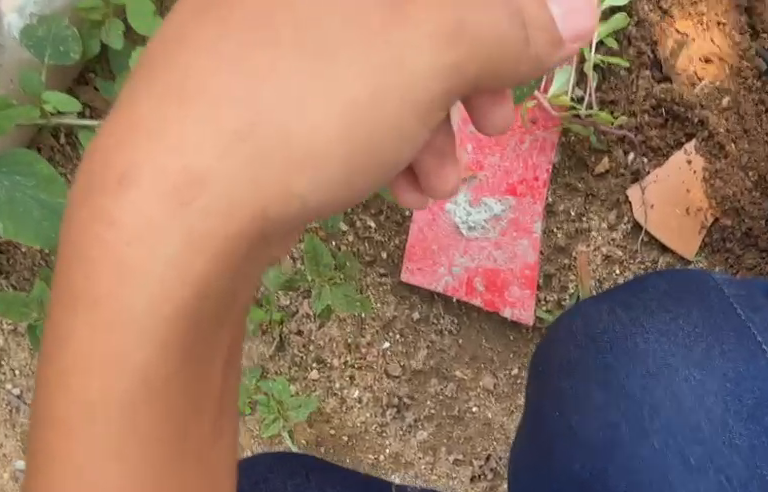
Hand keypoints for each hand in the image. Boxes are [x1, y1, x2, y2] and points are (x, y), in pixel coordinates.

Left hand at [70, 0, 595, 272]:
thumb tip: (581, 13)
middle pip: (428, 15)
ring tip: (435, 185)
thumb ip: (509, 29)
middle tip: (498, 126)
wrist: (186, 197)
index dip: (505, 18)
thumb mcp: (431, 55)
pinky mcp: (272, 87)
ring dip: (436, 130)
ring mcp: (283, 29)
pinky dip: (392, 144)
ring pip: (395, 65)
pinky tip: (399, 190)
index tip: (529, 65)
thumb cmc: (311, 100)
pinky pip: (357, 101)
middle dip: (474, 76)